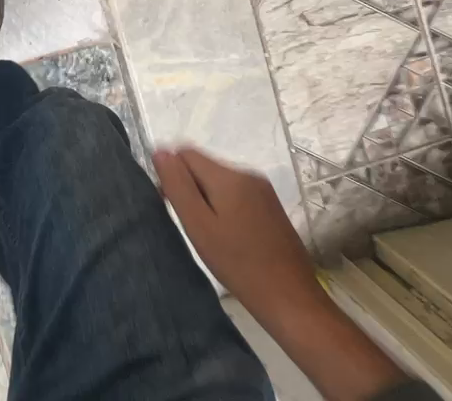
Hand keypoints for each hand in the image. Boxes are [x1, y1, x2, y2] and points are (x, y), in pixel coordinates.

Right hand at [152, 147, 317, 318]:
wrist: (291, 299)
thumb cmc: (238, 264)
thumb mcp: (198, 225)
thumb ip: (177, 184)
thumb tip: (160, 152)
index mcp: (229, 176)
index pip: (185, 153)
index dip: (171, 173)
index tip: (171, 204)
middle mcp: (248, 174)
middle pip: (202, 165)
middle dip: (189, 186)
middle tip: (191, 223)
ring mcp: (263, 190)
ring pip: (217, 179)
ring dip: (205, 197)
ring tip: (209, 232)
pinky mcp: (270, 206)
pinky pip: (234, 192)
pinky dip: (222, 205)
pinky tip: (227, 234)